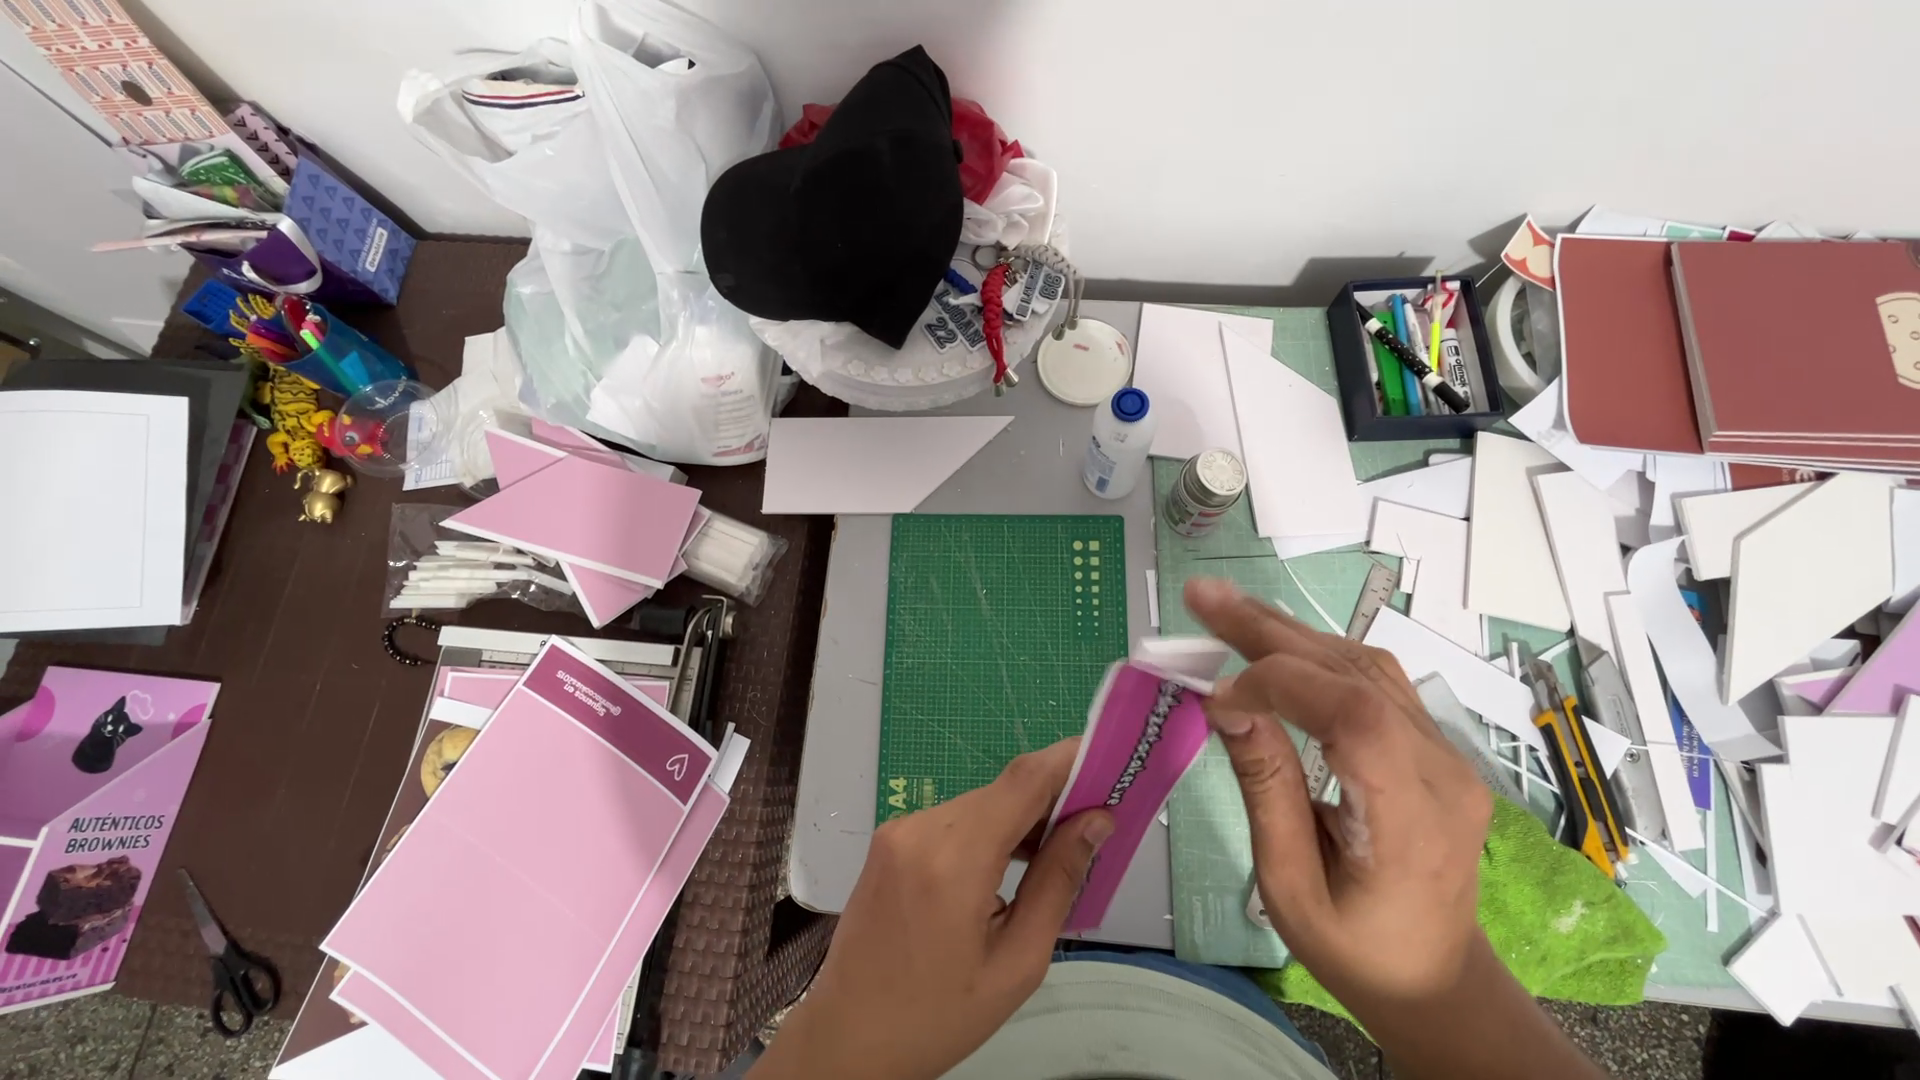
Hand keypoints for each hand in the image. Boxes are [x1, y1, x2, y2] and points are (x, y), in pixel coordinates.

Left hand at [752, 739, 1112, 1079]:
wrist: (850, 1035)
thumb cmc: (939, 1015)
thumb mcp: (1017, 962)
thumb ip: (1058, 882)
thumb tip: (1096, 821)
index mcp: (953, 860)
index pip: (1023, 780)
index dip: (1069, 759)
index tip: (1110, 758)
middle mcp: (921, 828)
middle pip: (1004, 791)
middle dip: (1053, 797)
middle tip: (1097, 822)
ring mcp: (900, 830)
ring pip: (980, 802)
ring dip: (1021, 817)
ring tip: (1058, 852)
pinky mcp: (890, 839)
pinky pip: (953, 818)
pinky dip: (989, 829)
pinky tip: (1011, 863)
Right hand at [1184, 577, 1492, 1006]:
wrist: (1433, 978)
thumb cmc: (1353, 948)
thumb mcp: (1288, 883)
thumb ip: (1264, 787)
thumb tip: (1228, 703)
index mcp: (1408, 820)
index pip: (1352, 714)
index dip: (1279, 683)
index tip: (1215, 696)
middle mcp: (1440, 771)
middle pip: (1355, 672)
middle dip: (1270, 631)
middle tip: (1202, 597)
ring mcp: (1445, 754)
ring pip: (1365, 666)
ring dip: (1290, 633)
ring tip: (1226, 610)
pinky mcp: (1433, 747)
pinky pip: (1374, 682)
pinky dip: (1315, 654)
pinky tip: (1275, 643)